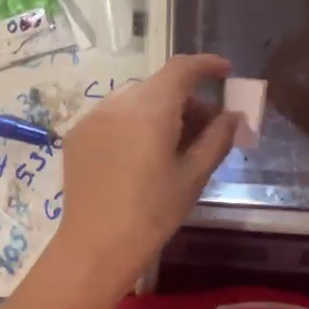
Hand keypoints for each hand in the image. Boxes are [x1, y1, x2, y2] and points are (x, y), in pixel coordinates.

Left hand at [53, 55, 240, 284]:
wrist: (96, 243)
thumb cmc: (153, 213)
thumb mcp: (193, 177)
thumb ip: (217, 139)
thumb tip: (232, 116)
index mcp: (149, 109)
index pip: (181, 68)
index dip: (206, 65)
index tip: (225, 72)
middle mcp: (116, 103)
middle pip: (157, 86)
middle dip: (185, 99)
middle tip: (206, 127)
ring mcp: (91, 117)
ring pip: (133, 100)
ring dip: (157, 111)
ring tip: (173, 144)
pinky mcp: (76, 134)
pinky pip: (111, 117)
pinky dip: (131, 123)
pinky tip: (139, 155)